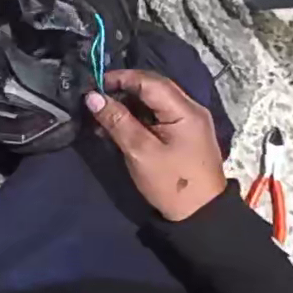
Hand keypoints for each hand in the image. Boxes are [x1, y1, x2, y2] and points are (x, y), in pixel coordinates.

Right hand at [84, 70, 226, 220]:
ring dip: (127, 103)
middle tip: (95, 98)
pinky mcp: (182, 133)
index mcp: (184, 111)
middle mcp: (189, 109)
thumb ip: (117, 121)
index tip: (94, 85)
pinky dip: (136, 116)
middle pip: (152, 87)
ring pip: (153, 100)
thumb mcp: (140, 151)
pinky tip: (118, 126)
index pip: (149, 81)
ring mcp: (188, 121)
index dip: (120, 78)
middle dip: (122, 88)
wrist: (200, 214)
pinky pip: (156, 114)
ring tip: (102, 114)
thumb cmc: (171, 182)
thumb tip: (92, 97)